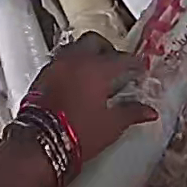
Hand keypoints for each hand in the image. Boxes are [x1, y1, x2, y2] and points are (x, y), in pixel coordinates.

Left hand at [23, 32, 158, 162]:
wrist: (39, 145)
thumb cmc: (76, 134)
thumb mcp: (110, 125)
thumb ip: (131, 113)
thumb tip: (148, 111)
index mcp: (96, 69)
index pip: (122, 59)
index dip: (134, 64)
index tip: (139, 71)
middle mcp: (75, 61)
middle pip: (95, 42)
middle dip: (108, 50)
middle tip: (116, 65)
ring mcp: (55, 66)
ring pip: (74, 48)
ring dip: (86, 55)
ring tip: (95, 72)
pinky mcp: (41, 76)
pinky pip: (60, 61)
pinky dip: (71, 66)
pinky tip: (76, 82)